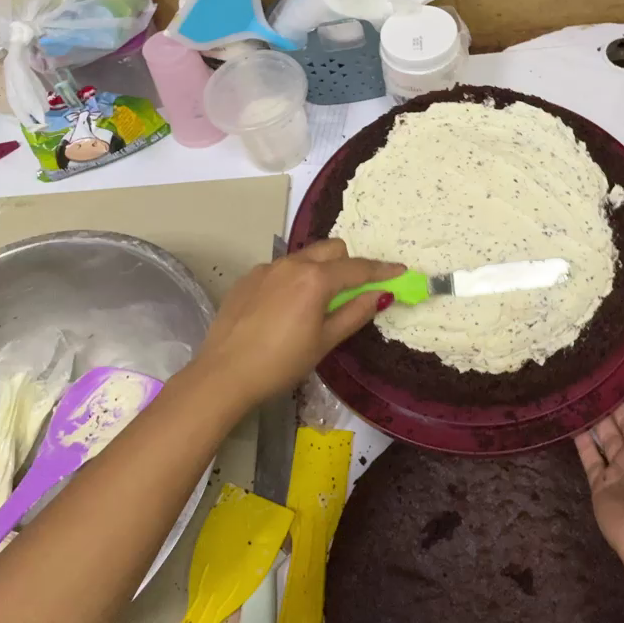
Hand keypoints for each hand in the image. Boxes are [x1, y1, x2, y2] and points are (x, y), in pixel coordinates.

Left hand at [191, 239, 403, 407]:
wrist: (222, 375)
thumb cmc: (280, 363)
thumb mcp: (324, 342)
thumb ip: (354, 313)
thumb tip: (381, 294)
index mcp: (315, 279)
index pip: (358, 268)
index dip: (382, 270)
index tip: (400, 271)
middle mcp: (292, 263)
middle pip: (331, 249)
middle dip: (348, 264)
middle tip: (353, 291)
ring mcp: (266, 268)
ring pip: (304, 257)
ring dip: (319, 270)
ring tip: (316, 303)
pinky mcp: (247, 278)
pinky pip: (280, 269)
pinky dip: (293, 280)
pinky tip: (284, 310)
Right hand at [577, 381, 623, 568]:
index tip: (615, 366)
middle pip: (623, 420)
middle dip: (610, 400)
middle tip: (590, 375)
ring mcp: (620, 469)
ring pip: (605, 435)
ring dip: (594, 416)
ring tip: (576, 391)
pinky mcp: (601, 485)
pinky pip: (590, 458)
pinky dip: (580, 441)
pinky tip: (569, 420)